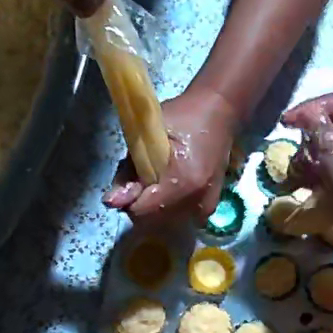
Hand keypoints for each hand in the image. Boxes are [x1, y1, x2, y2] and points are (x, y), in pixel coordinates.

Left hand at [103, 87, 238, 221]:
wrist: (221, 110)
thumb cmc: (184, 115)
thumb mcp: (148, 135)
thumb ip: (129, 170)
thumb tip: (111, 201)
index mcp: (184, 182)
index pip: (142, 211)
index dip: (127, 199)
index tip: (126, 181)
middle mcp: (198, 201)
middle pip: (152, 221)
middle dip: (139, 203)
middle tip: (138, 177)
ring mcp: (206, 206)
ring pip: (164, 222)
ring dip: (152, 206)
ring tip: (154, 180)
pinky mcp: (209, 206)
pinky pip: (179, 218)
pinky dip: (167, 208)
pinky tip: (168, 187)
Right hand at [279, 91, 332, 295]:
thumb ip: (330, 155)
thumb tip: (311, 121)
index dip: (313, 108)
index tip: (286, 127)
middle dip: (306, 145)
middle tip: (293, 174)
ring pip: (330, 156)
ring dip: (307, 168)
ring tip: (294, 192)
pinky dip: (316, 187)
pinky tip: (304, 208)